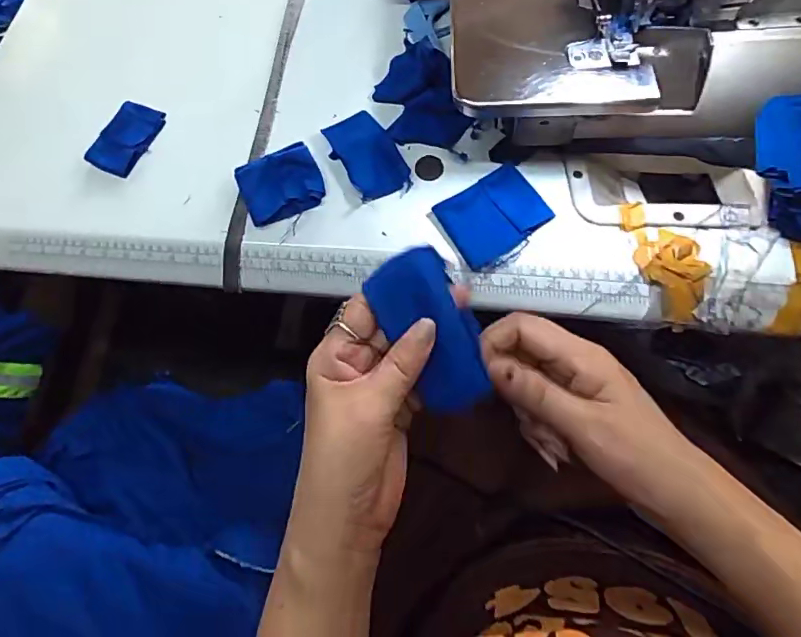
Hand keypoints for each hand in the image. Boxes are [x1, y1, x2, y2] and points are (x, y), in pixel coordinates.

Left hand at [288, 292, 446, 554]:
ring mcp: (380, 386)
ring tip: (464, 316)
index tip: (423, 276)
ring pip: (410, 351)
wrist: (348, 523)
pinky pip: (422, 377)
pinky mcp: (400, 408)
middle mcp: (357, 365)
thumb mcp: (369, 403)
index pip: (364, 311)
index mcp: (335, 355)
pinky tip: (461, 353)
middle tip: (454, 293)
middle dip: (420, 311)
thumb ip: (402, 361)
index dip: (392, 292)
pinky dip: (440, 368)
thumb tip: (429, 322)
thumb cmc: (342, 457)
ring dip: (434, 338)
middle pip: (391, 328)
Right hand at [480, 313, 700, 511]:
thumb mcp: (581, 426)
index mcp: (580, 354)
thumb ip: (535, 392)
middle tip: (529, 425)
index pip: (522, 324)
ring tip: (553, 447)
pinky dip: (542, 427)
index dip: (495, 342)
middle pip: (522, 353)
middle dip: (514, 389)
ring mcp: (578, 383)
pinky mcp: (579, 405)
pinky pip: (544, 404)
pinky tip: (559, 452)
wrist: (680, 493)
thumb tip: (490, 363)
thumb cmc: (636, 456)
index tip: (483, 379)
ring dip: (530, 415)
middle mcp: (576, 360)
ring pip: (529, 383)